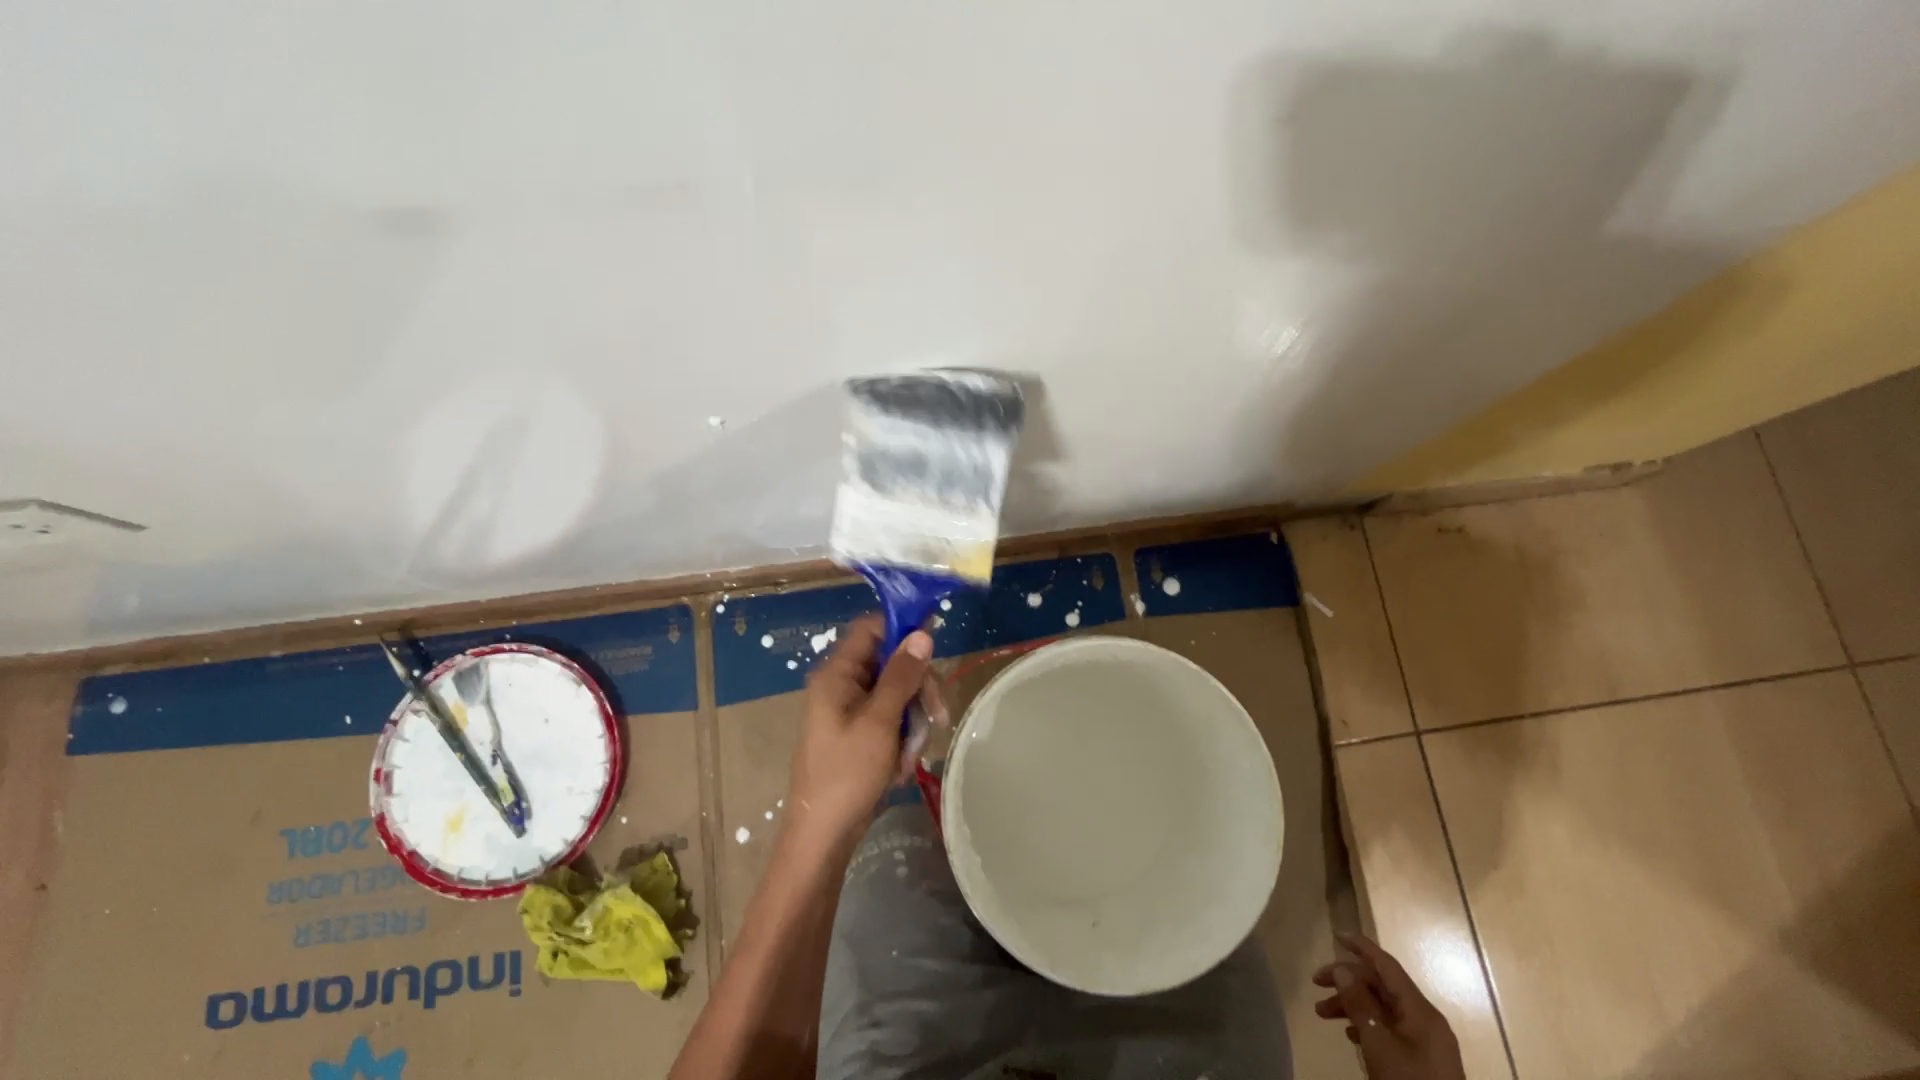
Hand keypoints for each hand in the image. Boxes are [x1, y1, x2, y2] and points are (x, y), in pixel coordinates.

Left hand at [788, 615, 940, 838]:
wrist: (824, 835)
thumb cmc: (847, 774)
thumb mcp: (880, 722)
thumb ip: (901, 676)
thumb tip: (922, 633)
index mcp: (836, 674)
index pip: (872, 629)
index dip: (903, 630)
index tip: (935, 645)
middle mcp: (841, 686)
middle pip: (892, 664)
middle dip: (918, 690)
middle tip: (938, 717)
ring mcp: (850, 712)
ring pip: (898, 696)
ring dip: (913, 722)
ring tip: (910, 756)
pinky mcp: (860, 735)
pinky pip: (891, 722)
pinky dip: (902, 741)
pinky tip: (901, 767)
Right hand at [1313, 931, 1466, 1079]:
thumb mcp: (1378, 1045)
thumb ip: (1360, 1004)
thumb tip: (1343, 968)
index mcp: (1421, 1011)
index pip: (1388, 966)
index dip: (1362, 947)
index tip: (1335, 935)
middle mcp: (1426, 1020)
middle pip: (1383, 987)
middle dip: (1349, 981)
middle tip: (1316, 984)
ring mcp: (1425, 1041)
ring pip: (1384, 1009)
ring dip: (1353, 1005)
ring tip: (1323, 1014)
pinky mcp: (1422, 1060)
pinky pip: (1391, 1029)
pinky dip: (1367, 1024)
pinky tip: (1350, 1034)